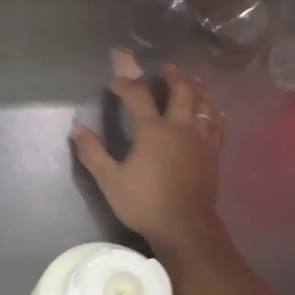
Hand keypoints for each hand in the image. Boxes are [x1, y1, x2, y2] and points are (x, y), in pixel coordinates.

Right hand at [72, 53, 226, 253]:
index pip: (138, 96)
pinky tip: (213, 111)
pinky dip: (213, 113)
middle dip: (173, 76)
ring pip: (203, 104)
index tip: (114, 80)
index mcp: (153, 130)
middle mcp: (180, 127)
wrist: (185, 226)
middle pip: (182, 90)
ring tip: (192, 81)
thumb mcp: (110, 181)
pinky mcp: (213, 153)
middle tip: (166, 68)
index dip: (125, 83)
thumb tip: (77, 129)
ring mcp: (201, 139)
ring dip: (196, 88)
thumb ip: (93, 153)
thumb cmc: (144, 204)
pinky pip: (217, 125)